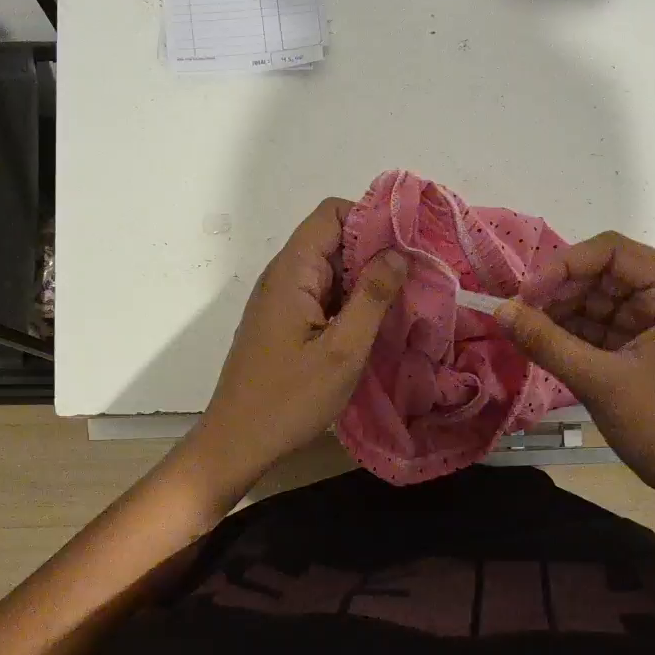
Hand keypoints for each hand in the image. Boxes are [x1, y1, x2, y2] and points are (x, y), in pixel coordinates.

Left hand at [183, 198, 407, 497]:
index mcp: (292, 272)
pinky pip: (322, 297)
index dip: (372, 220)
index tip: (409, 248)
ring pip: (331, 271)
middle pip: (333, 239)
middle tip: (416, 281)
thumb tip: (398, 253)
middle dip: (375, 253)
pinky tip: (374, 327)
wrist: (238, 441)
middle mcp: (283, 276)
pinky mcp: (283, 323)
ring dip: (365, 282)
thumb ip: (372, 298)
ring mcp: (281, 301)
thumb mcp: (342, 351)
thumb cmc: (289, 399)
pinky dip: (349, 304)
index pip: (332, 213)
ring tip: (403, 305)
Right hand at [495, 232, 654, 524]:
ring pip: (599, 302)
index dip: (563, 266)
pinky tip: (541, 345)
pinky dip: (572, 336)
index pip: (612, 252)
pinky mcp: (646, 351)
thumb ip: (547, 342)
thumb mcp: (600, 382)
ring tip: (523, 333)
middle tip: (517, 316)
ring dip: (561, 314)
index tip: (524, 296)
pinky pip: (602, 330)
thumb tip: (498, 310)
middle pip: (604, 274)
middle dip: (559, 291)